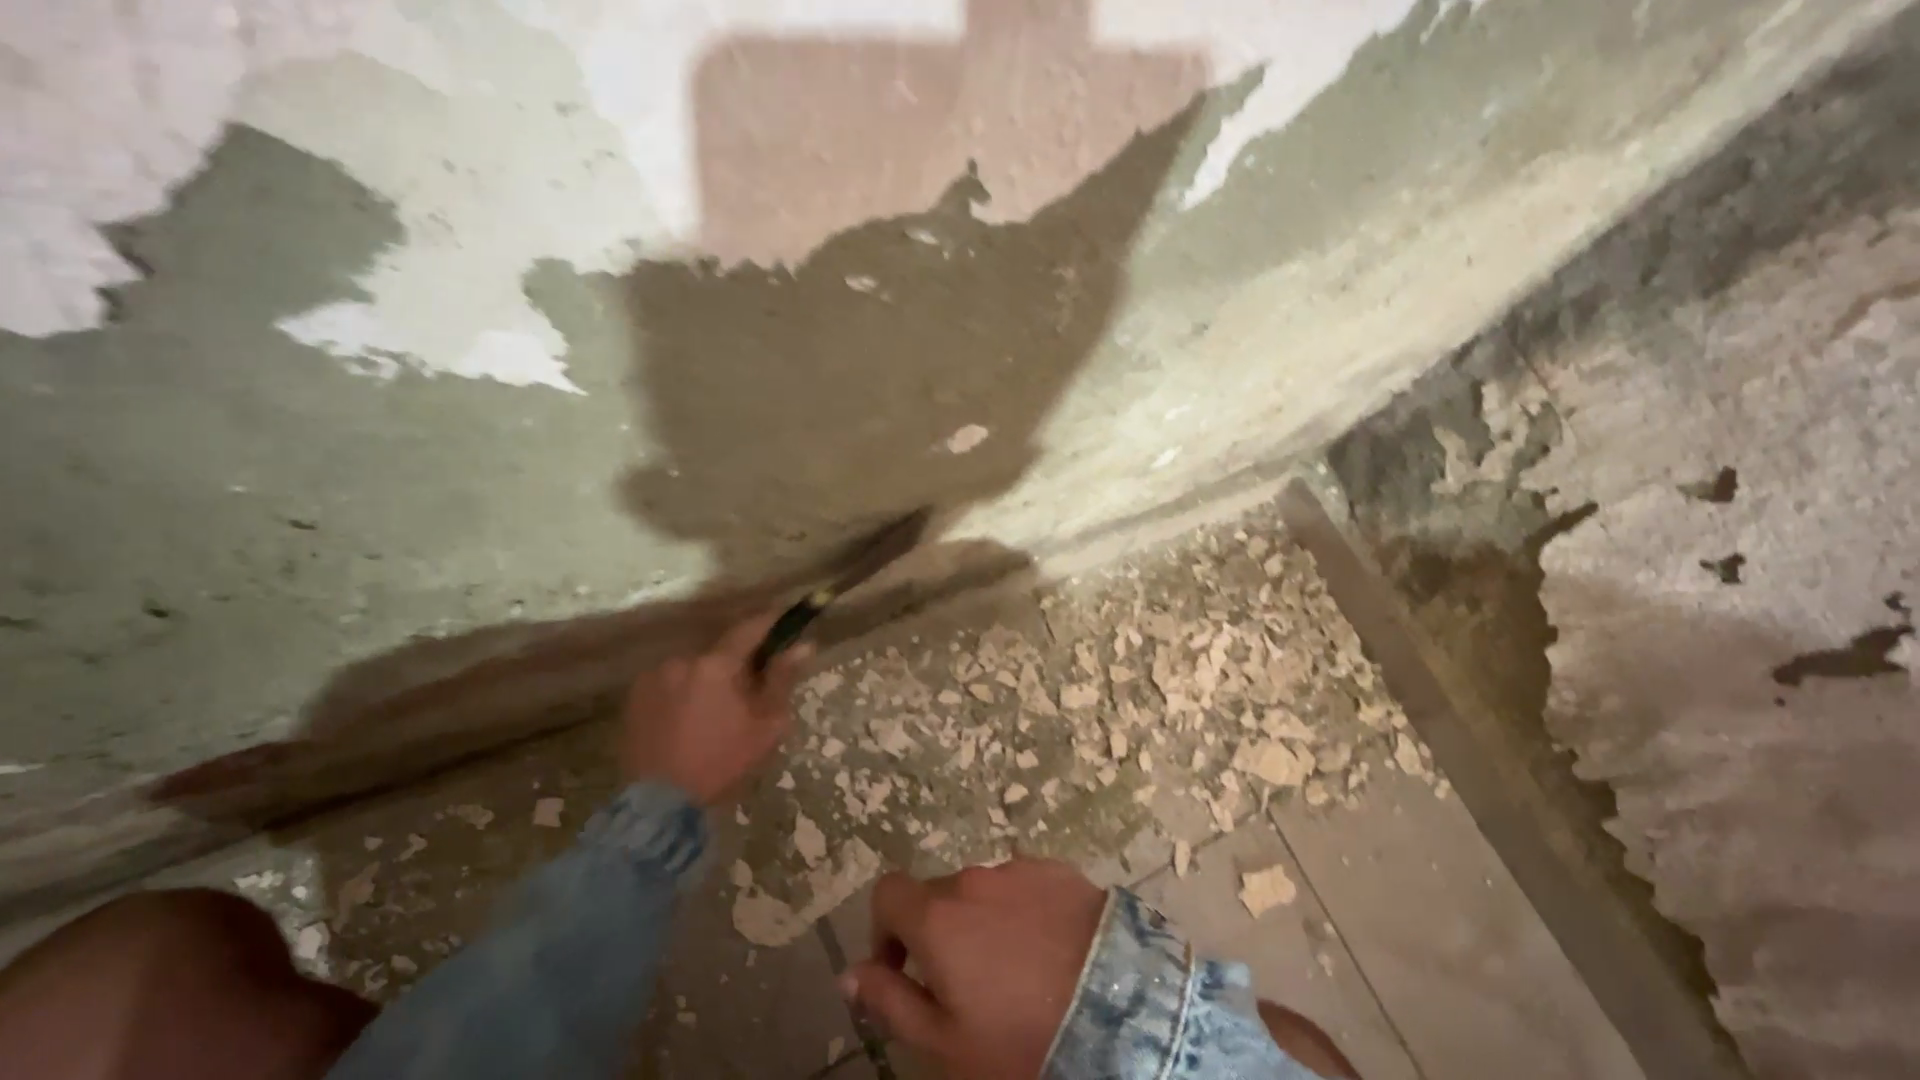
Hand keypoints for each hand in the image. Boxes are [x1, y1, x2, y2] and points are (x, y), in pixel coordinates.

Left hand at [619, 612, 808, 804]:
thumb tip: (802, 645)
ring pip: (693, 670)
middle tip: (749, 694)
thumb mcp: (766, 726)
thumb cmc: (722, 763)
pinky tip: (687, 724)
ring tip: (713, 717)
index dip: (770, 623)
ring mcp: (654, 677)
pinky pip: (669, 684)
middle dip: (737, 666)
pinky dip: (683, 694)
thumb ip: (782, 680)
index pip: (750, 629)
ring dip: (707, 682)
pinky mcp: (634, 697)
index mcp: (717, 664)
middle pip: (720, 653)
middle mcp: (682, 660)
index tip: (786, 622)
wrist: (661, 803)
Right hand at [839, 857, 1105, 1079]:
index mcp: (938, 916)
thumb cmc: (1023, 1039)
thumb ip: (889, 1001)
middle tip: (965, 984)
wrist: (1124, 1016)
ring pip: (984, 890)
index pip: (887, 893)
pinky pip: (1026, 885)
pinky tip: (1050, 950)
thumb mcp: (945, 1043)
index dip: (885, 930)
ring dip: (983, 920)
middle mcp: (975, 880)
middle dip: (938, 932)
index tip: (903, 969)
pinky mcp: (1064, 872)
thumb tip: (850, 974)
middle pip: (938, 894)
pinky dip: (1024, 910)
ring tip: (1015, 969)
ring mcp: (1023, 871)